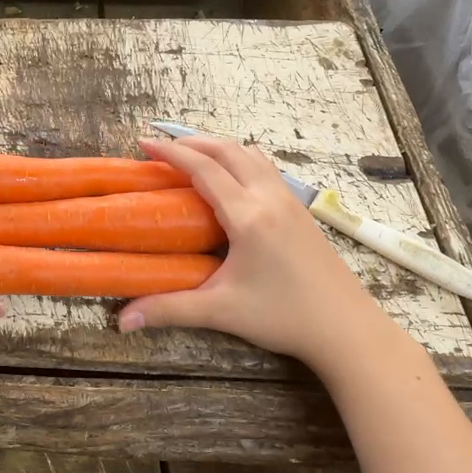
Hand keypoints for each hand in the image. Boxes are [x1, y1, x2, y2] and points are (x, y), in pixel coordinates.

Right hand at [118, 136, 386, 365]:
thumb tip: (122, 320)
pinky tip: (231, 181)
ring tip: (193, 157)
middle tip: (161, 148)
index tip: (143, 144)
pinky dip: (240, 160)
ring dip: (218, 147)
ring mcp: (290, 202)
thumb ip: (170, 309)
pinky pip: (266, 169)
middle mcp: (269, 198)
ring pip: (251, 155)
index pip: (204, 168)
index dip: (170, 152)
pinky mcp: (301, 211)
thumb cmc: (284, 317)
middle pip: (228, 150)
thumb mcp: (221, 311)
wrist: (349, 330)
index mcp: (247, 216)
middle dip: (192, 141)